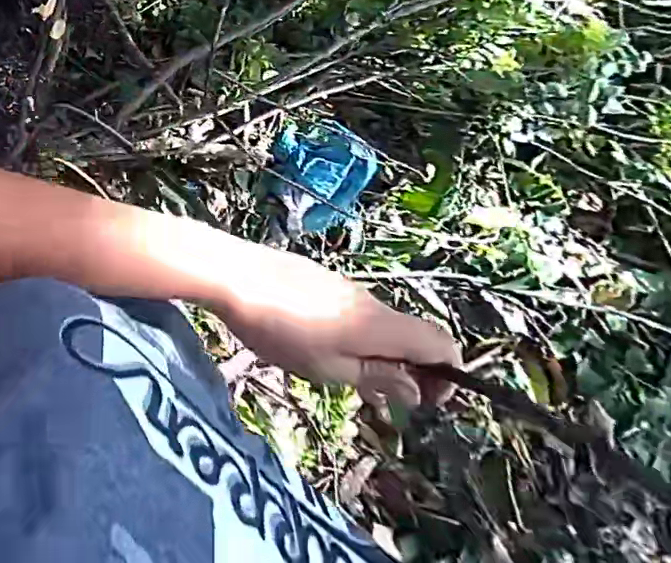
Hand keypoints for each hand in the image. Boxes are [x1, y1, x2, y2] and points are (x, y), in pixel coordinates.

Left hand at [214, 247, 458, 407]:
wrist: (225, 270)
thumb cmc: (276, 327)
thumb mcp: (329, 369)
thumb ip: (376, 377)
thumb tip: (414, 386)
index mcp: (382, 323)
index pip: (444, 345)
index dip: (445, 377)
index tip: (420, 400)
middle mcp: (365, 297)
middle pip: (405, 332)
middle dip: (398, 366)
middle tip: (367, 391)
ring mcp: (334, 279)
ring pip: (367, 319)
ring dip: (364, 347)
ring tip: (325, 365)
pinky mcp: (305, 271)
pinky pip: (338, 304)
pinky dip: (337, 326)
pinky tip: (298, 335)